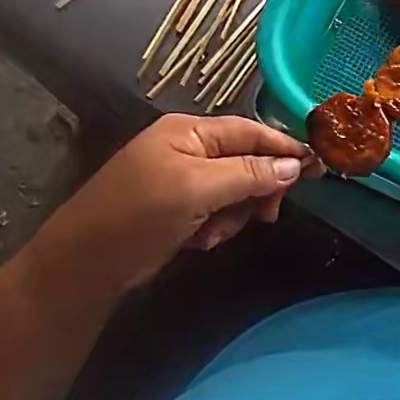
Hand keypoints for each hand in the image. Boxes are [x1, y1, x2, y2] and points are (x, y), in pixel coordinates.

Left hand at [31, 115, 323, 293]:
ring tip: (213, 234)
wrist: (81, 268)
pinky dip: (217, 226)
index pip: (251, 131)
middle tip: (266, 216)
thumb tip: (296, 165)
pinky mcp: (180, 207)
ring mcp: (183, 178)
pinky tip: (200, 241)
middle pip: (248, 161)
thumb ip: (250, 174)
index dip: (285, 148)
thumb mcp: (198, 190)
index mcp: (189, 131)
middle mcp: (189, 149)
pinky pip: (219, 209)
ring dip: (234, 214)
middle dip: (256, 190)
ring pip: (237, 190)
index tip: (318, 167)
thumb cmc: (138, 217)